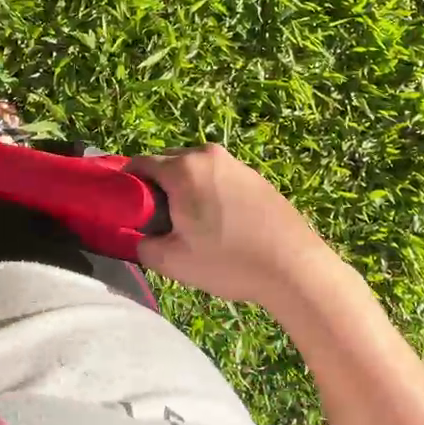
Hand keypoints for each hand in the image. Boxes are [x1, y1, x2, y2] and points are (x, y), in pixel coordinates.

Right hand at [128, 144, 347, 308]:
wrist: (296, 269)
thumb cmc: (229, 262)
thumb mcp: (174, 262)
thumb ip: (141, 245)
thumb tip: (134, 235)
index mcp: (182, 169)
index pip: (139, 163)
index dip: (127, 184)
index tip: (128, 208)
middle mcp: (206, 155)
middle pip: (167, 162)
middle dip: (157, 185)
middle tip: (161, 219)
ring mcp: (234, 163)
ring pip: (194, 168)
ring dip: (185, 187)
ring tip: (193, 223)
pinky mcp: (255, 176)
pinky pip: (218, 176)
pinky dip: (210, 191)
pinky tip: (222, 222)